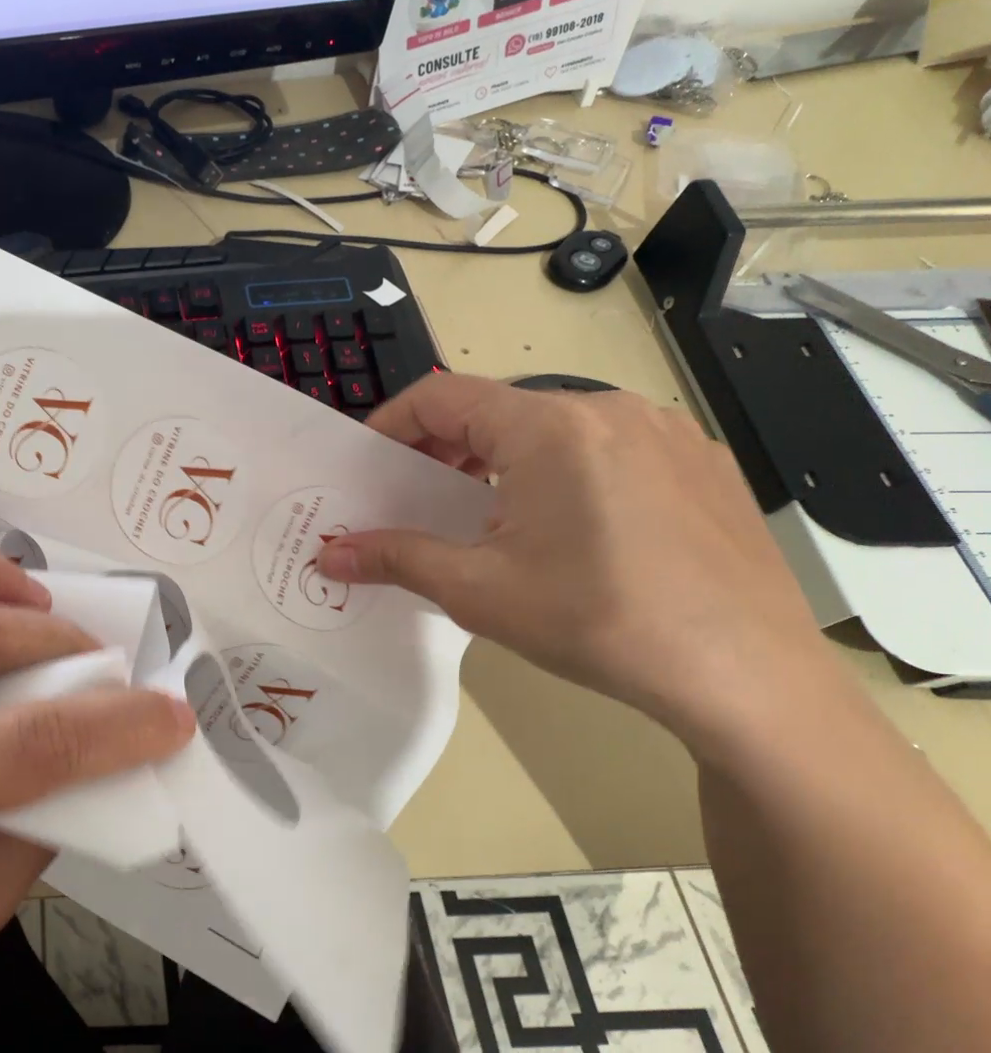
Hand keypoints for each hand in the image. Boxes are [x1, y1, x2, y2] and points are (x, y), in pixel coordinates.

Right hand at [319, 374, 831, 736]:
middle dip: (443, 448)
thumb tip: (326, 554)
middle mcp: (609, 409)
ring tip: (486, 518)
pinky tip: (566, 531)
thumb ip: (394, 558)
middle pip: (498, 409)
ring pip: (553, 428)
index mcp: (550, 427)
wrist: (748, 676)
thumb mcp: (478, 590)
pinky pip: (607, 449)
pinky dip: (562, 473)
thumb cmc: (598, 621)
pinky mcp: (702, 464)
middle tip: (414, 500)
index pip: (442, 396)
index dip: (390, 424)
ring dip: (502, 461)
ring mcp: (666, 433)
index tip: (366, 466)